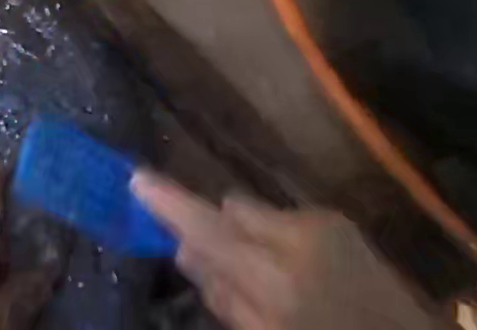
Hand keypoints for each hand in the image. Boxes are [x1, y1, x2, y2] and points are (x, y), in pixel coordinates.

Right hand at [132, 171, 442, 329]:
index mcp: (277, 283)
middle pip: (230, 208)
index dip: (170, 203)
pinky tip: (306, 278)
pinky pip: (286, 219)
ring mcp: (322, 224)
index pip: (207, 229)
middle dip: (221, 229)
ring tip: (276, 282)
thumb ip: (227, 299)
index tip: (137, 177)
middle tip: (226, 270)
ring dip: (252, 236)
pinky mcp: (339, 222)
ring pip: (257, 210)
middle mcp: (296, 238)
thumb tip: (185, 251)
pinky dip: (280, 241)